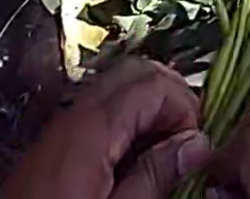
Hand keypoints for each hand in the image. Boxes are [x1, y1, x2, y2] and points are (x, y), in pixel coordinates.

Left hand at [0, 60, 210, 198]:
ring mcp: (61, 127)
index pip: (154, 83)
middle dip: (170, 94)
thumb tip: (198, 144)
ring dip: (150, 105)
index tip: (196, 146)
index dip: (184, 106)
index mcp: (93, 128)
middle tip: (187, 139)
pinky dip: (127, 119)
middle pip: (136, 71)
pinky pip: (100, 110)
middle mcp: (76, 114)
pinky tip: (135, 157)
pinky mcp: (52, 147)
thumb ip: (155, 177)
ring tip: (166, 150)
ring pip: (119, 87)